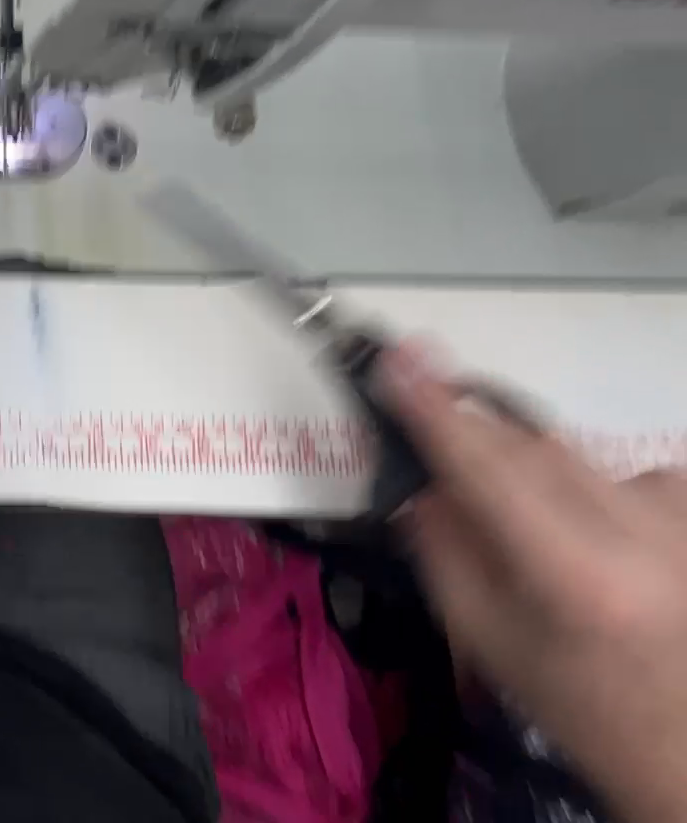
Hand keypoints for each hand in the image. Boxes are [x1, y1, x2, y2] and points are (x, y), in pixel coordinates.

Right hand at [379, 344, 686, 822]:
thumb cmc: (571, 695)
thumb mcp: (478, 627)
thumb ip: (440, 543)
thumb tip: (416, 479)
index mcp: (572, 572)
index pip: (484, 466)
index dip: (431, 408)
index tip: (395, 357)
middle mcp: (638, 535)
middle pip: (523, 445)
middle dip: (463, 434)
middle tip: (423, 437)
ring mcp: (680, 520)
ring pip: (564, 453)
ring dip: (517, 465)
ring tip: (518, 519)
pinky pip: (616, 469)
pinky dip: (579, 484)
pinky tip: (589, 527)